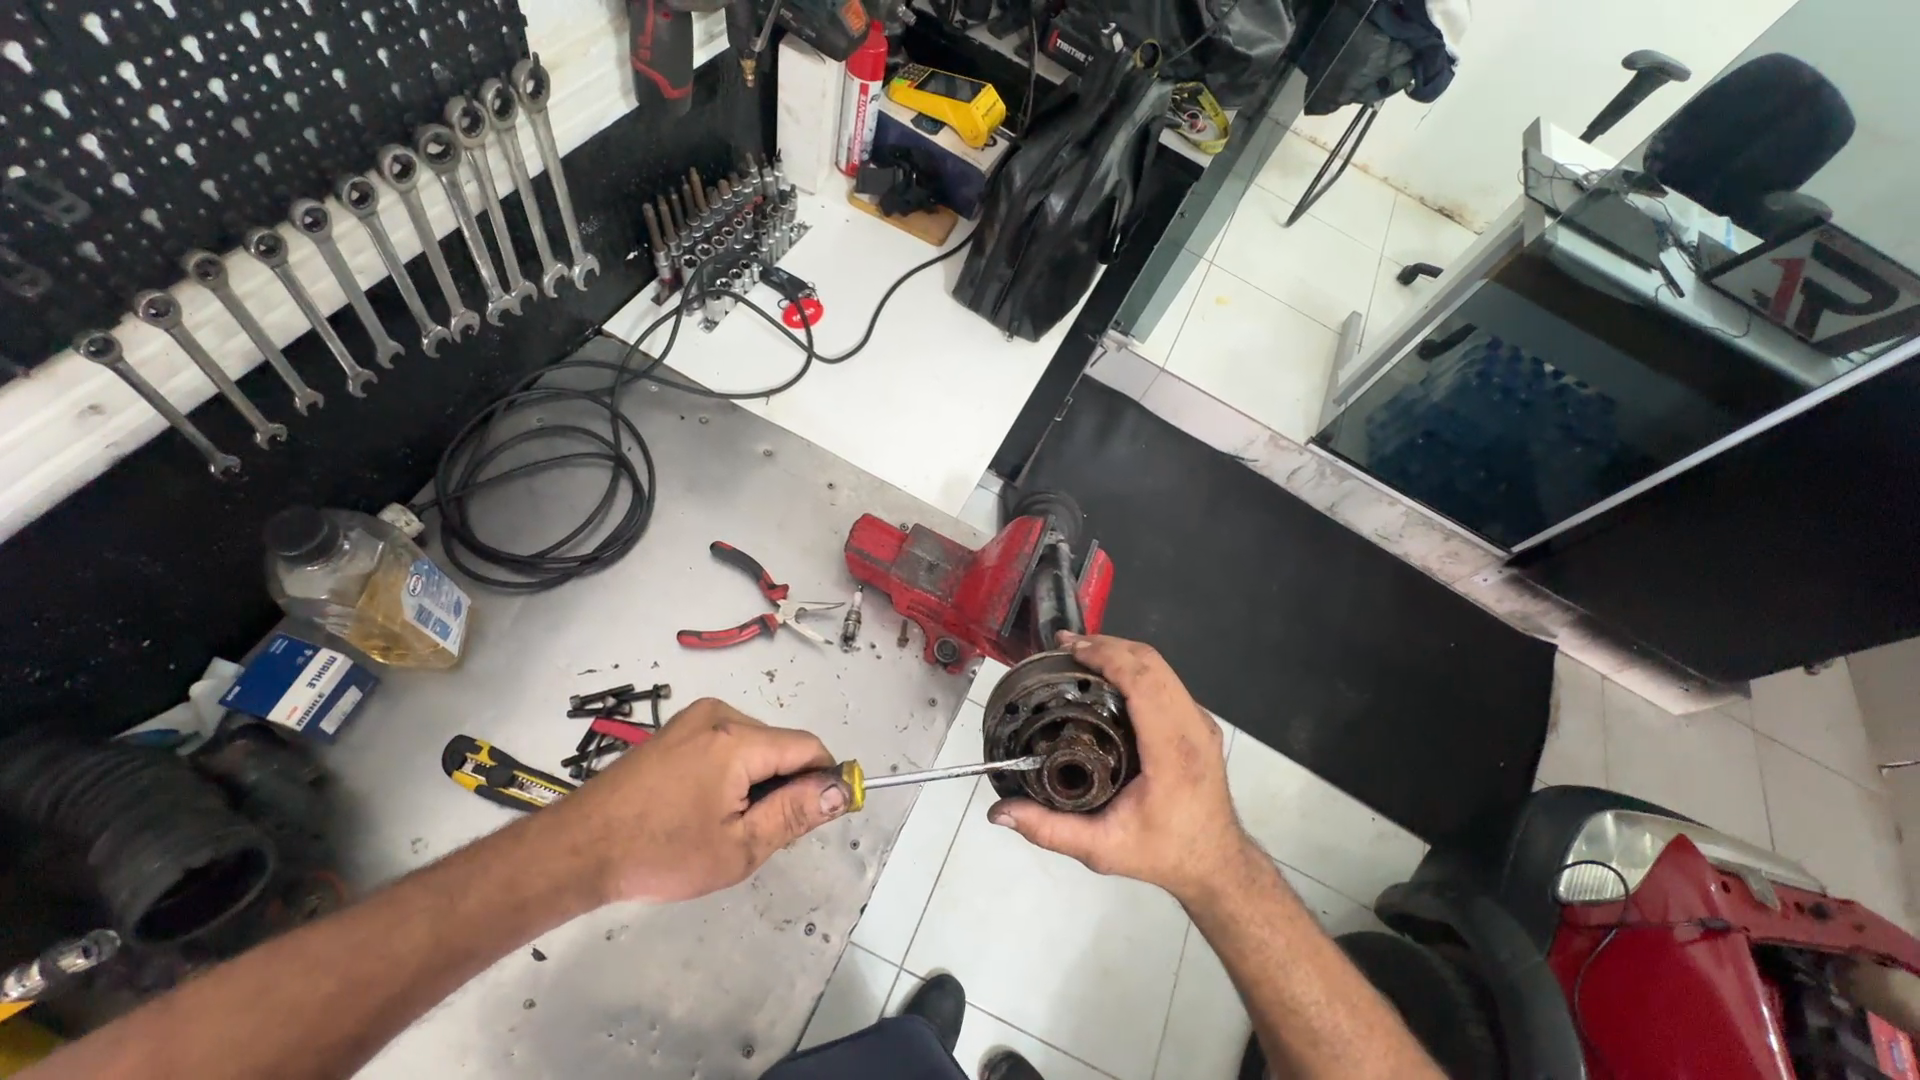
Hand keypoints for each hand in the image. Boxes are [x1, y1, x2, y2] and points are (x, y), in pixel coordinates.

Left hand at [541, 698, 850, 904]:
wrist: (579, 848)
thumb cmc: (660, 853)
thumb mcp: (738, 847)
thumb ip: (795, 814)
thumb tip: (840, 790)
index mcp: (737, 739)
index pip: (808, 747)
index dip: (822, 781)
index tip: (810, 820)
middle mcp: (720, 715)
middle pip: (781, 746)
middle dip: (784, 786)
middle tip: (755, 834)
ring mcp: (694, 718)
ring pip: (756, 746)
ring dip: (757, 781)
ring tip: (722, 824)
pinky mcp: (676, 729)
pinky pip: (728, 744)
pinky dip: (732, 773)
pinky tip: (703, 807)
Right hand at [988, 633, 1255, 903]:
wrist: (1215, 863)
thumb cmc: (1162, 853)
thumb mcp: (1102, 849)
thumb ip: (1050, 830)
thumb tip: (1000, 812)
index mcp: (1172, 751)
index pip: (1145, 682)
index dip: (1107, 657)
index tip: (1070, 650)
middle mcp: (1192, 727)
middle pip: (1152, 663)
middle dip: (1107, 646)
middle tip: (1063, 647)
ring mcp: (1200, 721)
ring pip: (1162, 666)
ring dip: (1121, 652)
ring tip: (1078, 653)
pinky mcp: (1199, 722)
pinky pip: (1167, 679)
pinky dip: (1135, 666)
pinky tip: (1106, 673)